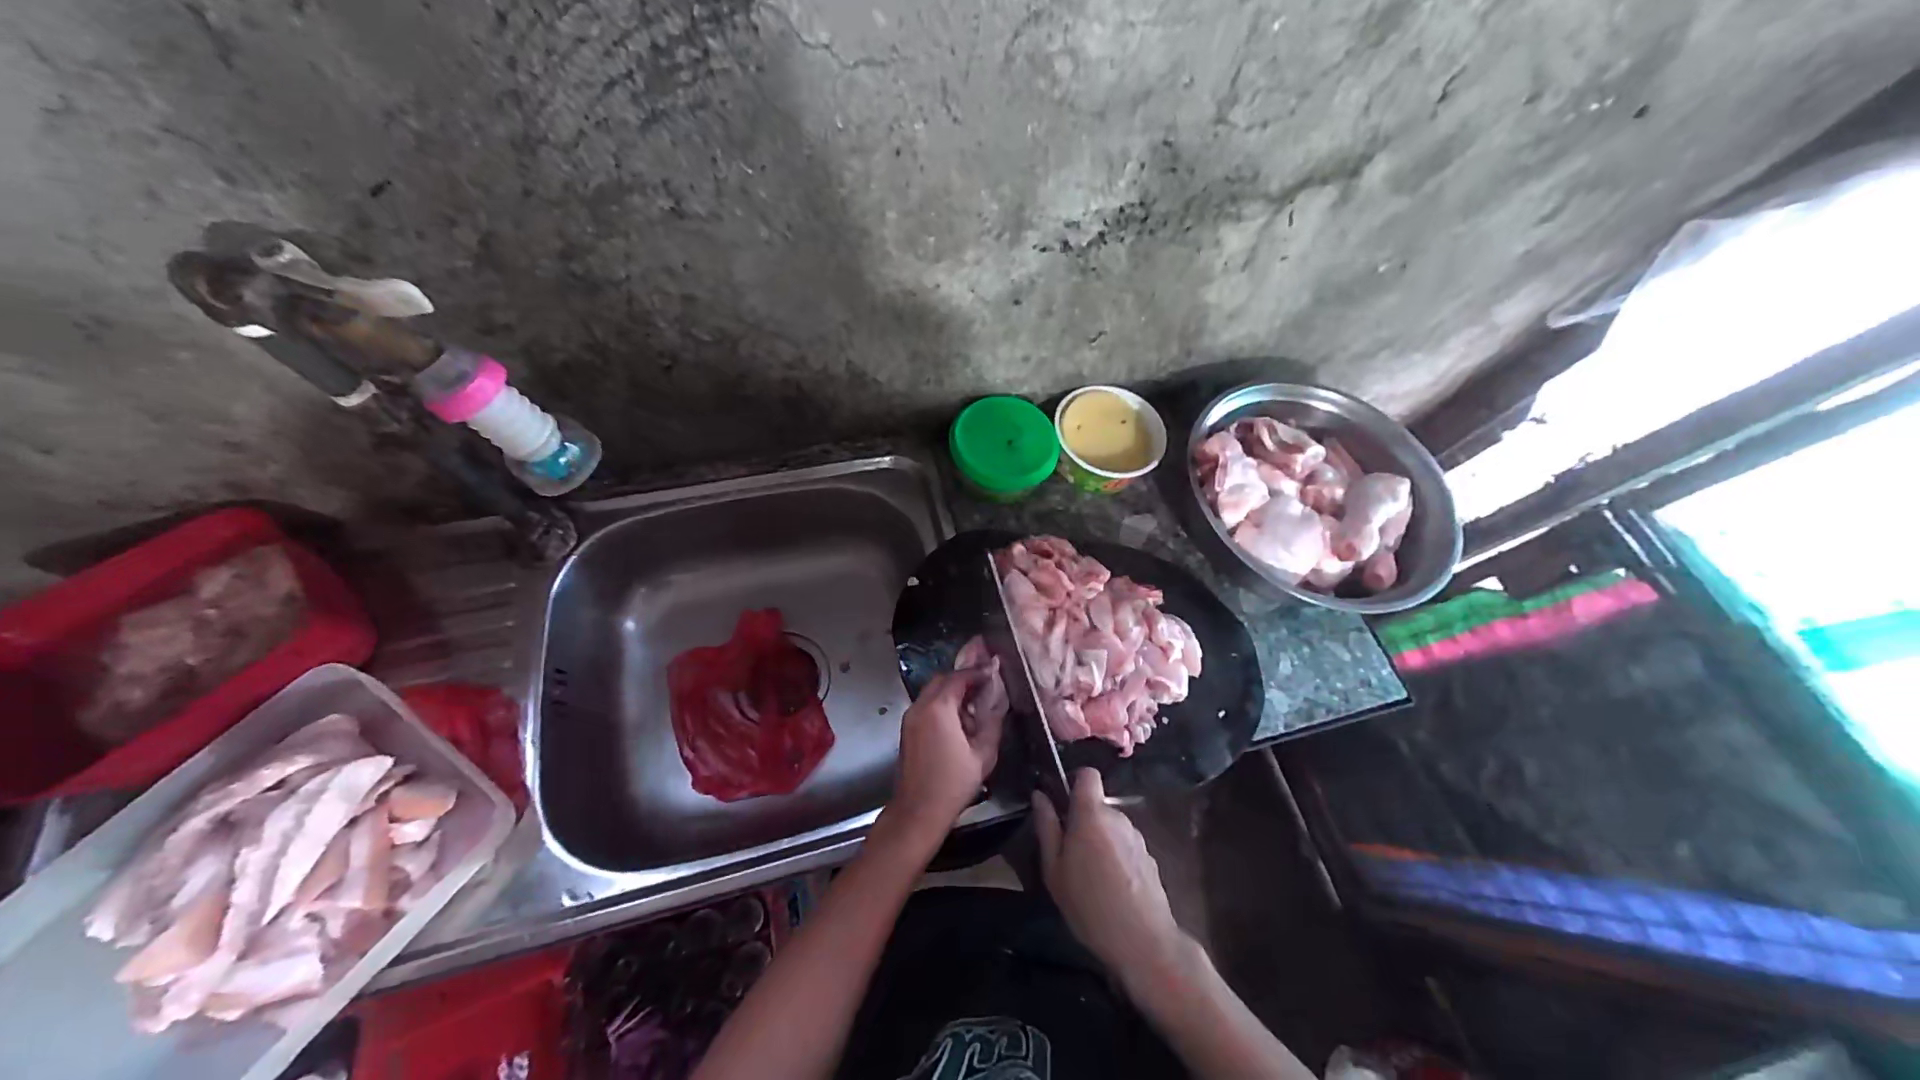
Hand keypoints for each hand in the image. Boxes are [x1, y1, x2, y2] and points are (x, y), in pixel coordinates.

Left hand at [891, 670, 1002, 833]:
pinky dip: (942, 705)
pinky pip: (926, 706)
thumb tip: (997, 704)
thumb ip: (992, 723)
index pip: (958, 677)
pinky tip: (959, 722)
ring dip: (952, 692)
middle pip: (942, 680)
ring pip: (932, 692)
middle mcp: (920, 707)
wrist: (919, 810)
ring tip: (974, 706)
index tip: (993, 670)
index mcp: (938, 709)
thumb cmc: (953, 783)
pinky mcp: (907, 729)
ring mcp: (910, 718)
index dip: (977, 672)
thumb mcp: (983, 754)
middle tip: (985, 686)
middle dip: (963, 679)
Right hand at [1032, 769, 1187, 986]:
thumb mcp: (1054, 870)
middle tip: (1067, 852)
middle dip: (1082, 820)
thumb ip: (1047, 827)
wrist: (1144, 942)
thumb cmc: (1089, 905)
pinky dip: (1114, 856)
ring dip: (1098, 840)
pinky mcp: (1149, 857)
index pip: (1087, 774)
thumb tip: (1040, 795)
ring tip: (1088, 875)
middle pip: (1096, 805)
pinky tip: (1109, 887)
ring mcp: (1137, 837)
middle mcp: (1118, 817)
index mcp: (1092, 814)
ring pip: (1110, 826)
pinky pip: (1124, 844)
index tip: (1061, 803)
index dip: (1073, 781)